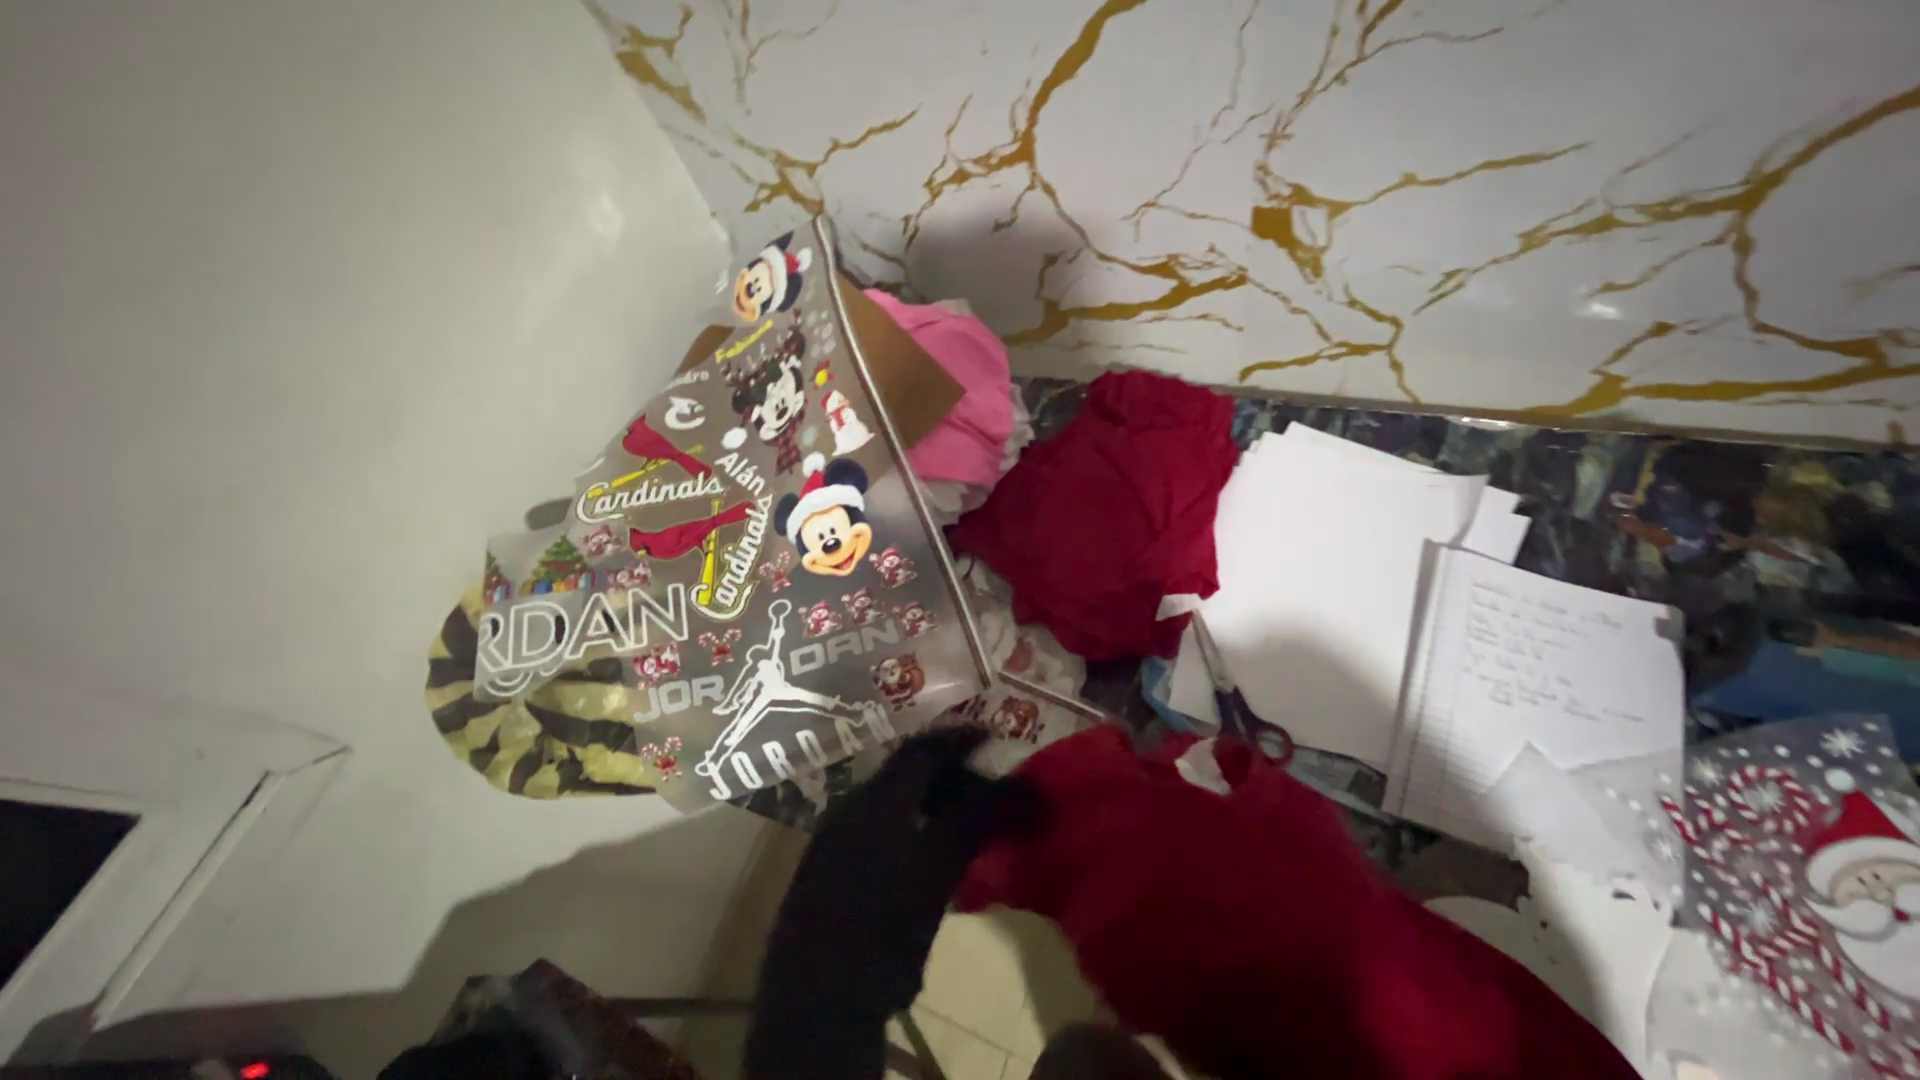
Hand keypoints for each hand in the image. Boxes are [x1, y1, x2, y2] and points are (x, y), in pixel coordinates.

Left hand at [744, 726, 1043, 1079]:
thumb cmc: (885, 922)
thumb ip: (977, 819)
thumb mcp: (940, 867)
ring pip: (888, 803)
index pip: (923, 749)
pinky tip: (921, 855)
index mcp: (878, 797)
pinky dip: (906, 826)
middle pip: (903, 774)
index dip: (959, 739)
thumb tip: (1021, 786)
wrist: (816, 993)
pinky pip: (874, 829)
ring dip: (925, 802)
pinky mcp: (824, 870)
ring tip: (958, 820)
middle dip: (946, 772)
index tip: (990, 738)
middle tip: (982, 783)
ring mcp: (832, 838)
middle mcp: (851, 806)